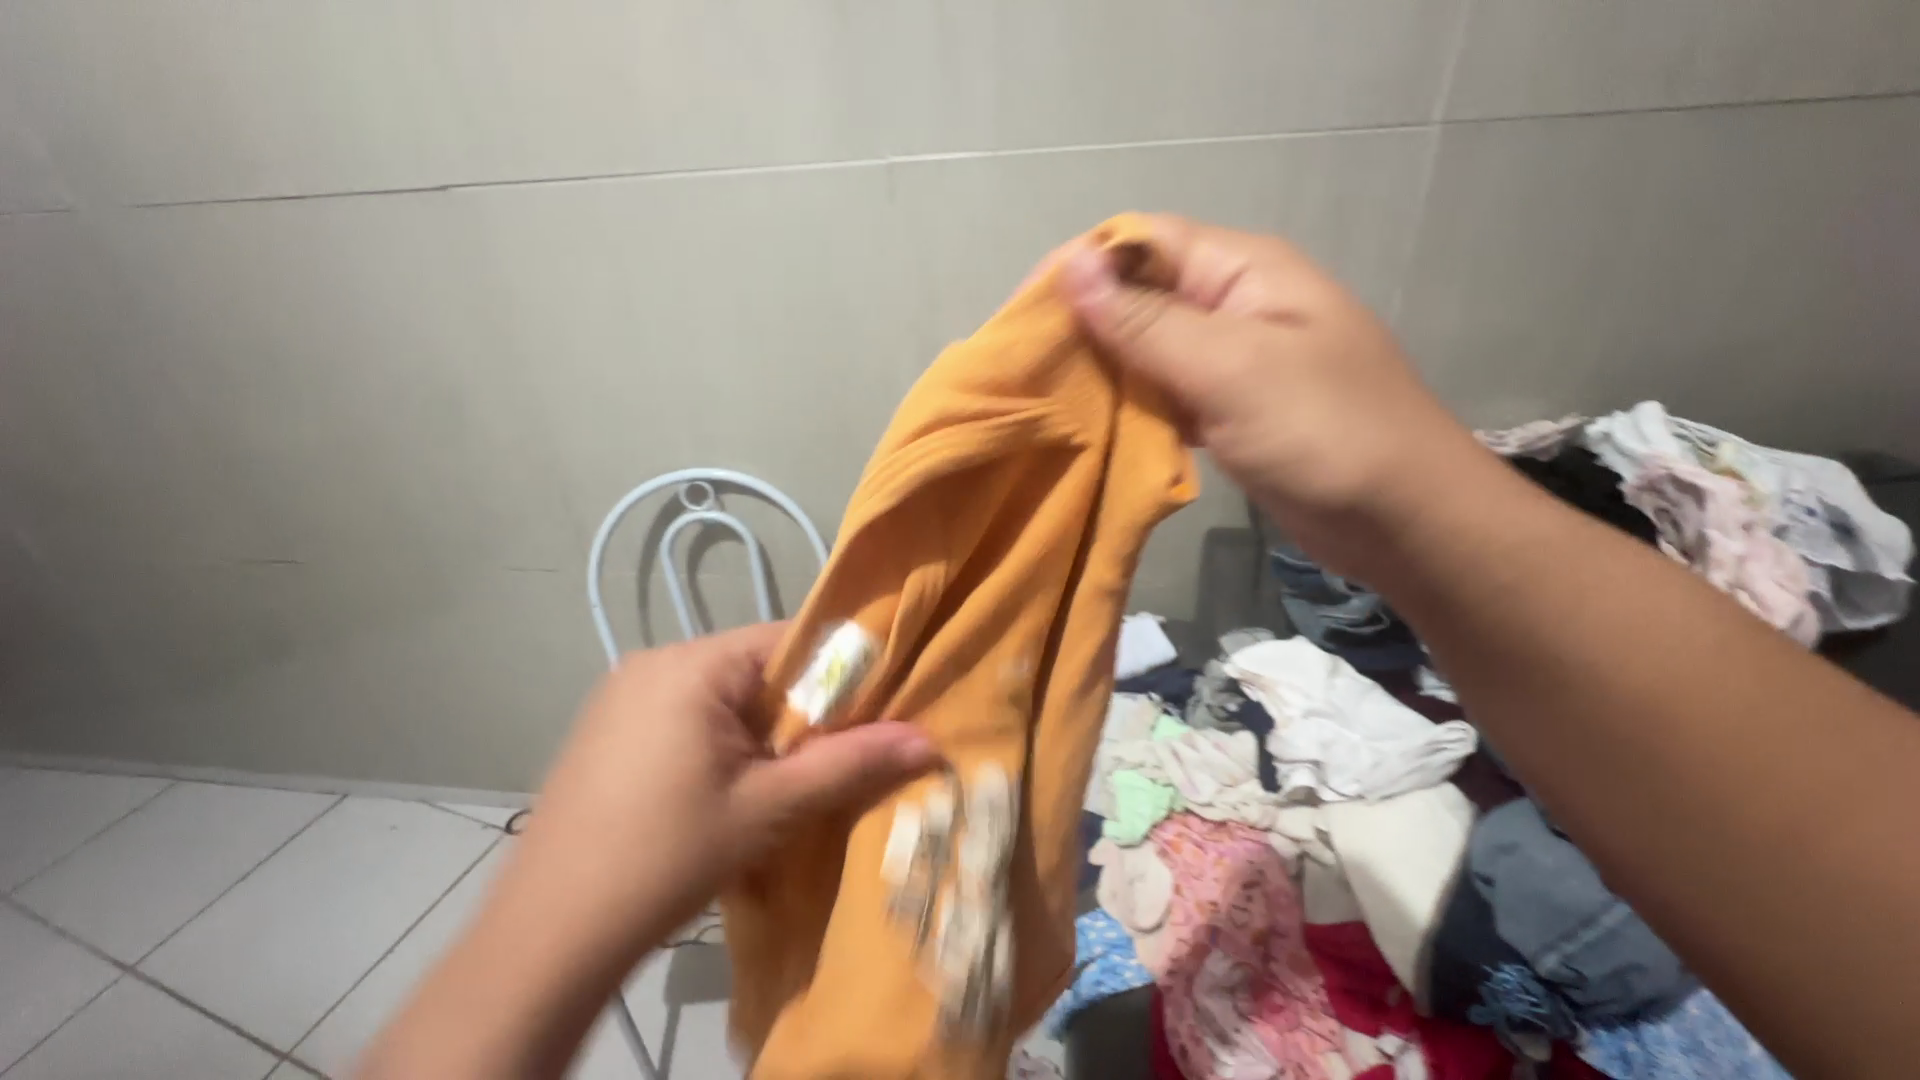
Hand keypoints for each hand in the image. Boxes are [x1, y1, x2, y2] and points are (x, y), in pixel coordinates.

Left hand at [502, 621, 941, 960]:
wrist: (551, 933)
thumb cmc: (668, 856)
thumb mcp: (769, 809)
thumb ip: (850, 764)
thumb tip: (930, 740)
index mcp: (691, 664)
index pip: (788, 641)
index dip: (838, 676)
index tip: (869, 718)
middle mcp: (652, 662)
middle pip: (754, 668)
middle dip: (796, 713)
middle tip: (824, 763)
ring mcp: (621, 695)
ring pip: (720, 696)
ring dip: (757, 732)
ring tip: (775, 785)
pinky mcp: (606, 729)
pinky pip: (684, 715)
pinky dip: (717, 743)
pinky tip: (719, 794)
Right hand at [1055, 215, 1491, 575]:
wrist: (1406, 520)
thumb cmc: (1327, 433)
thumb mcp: (1233, 370)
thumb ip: (1149, 322)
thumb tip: (1074, 264)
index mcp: (1243, 271)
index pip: (1142, 242)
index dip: (1080, 268)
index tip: (1022, 315)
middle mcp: (1234, 305)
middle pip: (1141, 295)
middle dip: (1083, 323)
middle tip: (1024, 367)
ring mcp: (1235, 361)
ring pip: (1150, 349)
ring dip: (1103, 368)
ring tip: (1045, 398)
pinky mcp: (1232, 411)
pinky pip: (1168, 394)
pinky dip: (1132, 407)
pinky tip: (1095, 428)